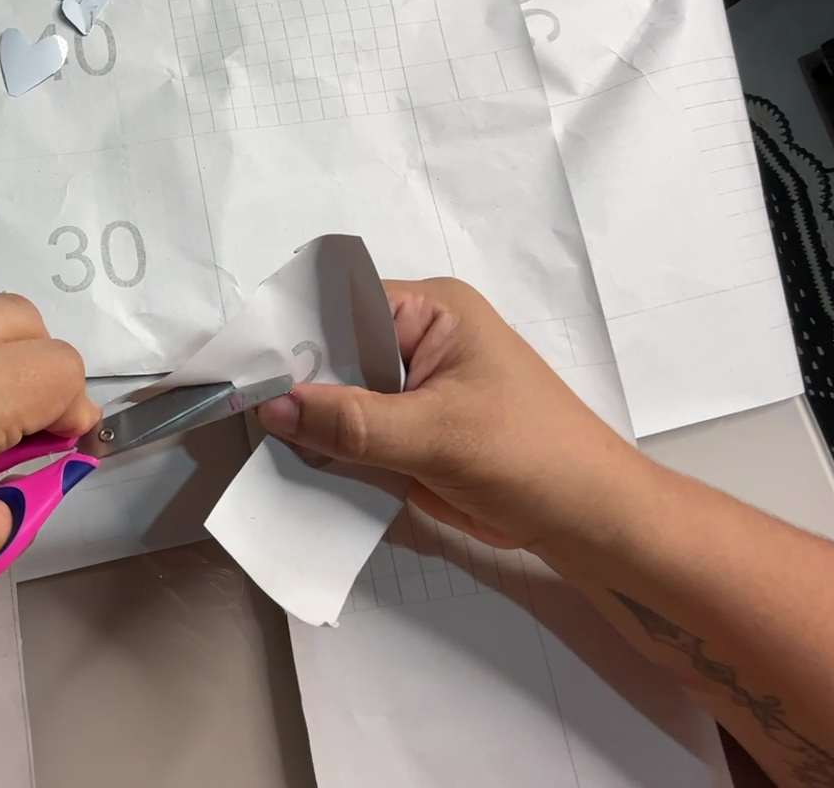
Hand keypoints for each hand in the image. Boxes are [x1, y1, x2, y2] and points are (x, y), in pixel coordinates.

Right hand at [256, 277, 651, 552]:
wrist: (595, 529)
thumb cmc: (531, 459)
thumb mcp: (436, 435)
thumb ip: (350, 422)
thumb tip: (269, 407)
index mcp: (430, 311)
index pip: (342, 304)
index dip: (292, 329)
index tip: (243, 361)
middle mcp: (415, 338)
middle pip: (333, 347)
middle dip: (292, 376)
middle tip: (238, 401)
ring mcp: (411, 385)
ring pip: (338, 390)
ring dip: (306, 414)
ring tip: (255, 431)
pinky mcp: (408, 426)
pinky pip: (352, 426)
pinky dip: (326, 442)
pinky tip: (292, 455)